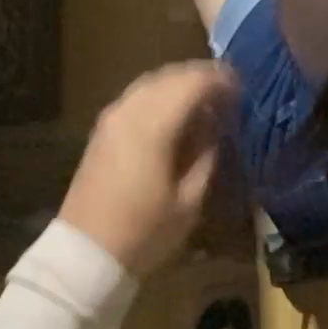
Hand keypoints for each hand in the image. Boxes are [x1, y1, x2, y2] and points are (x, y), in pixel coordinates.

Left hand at [60, 62, 234, 274]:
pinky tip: (174, 111)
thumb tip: (214, 125)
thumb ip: (205, 156)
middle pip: (171, 75)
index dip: (220, 79)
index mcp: (153, 126)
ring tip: (205, 99)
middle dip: (202, 77)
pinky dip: (160, 93)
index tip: (242, 88)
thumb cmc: (143, 232)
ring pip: (152, 81)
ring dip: (180, 83)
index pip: (193, 83)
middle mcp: (130, 111)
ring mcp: (112, 117)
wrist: (85, 253)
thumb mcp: (189, 202)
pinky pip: (137, 95)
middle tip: (228, 91)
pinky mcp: (102, 129)